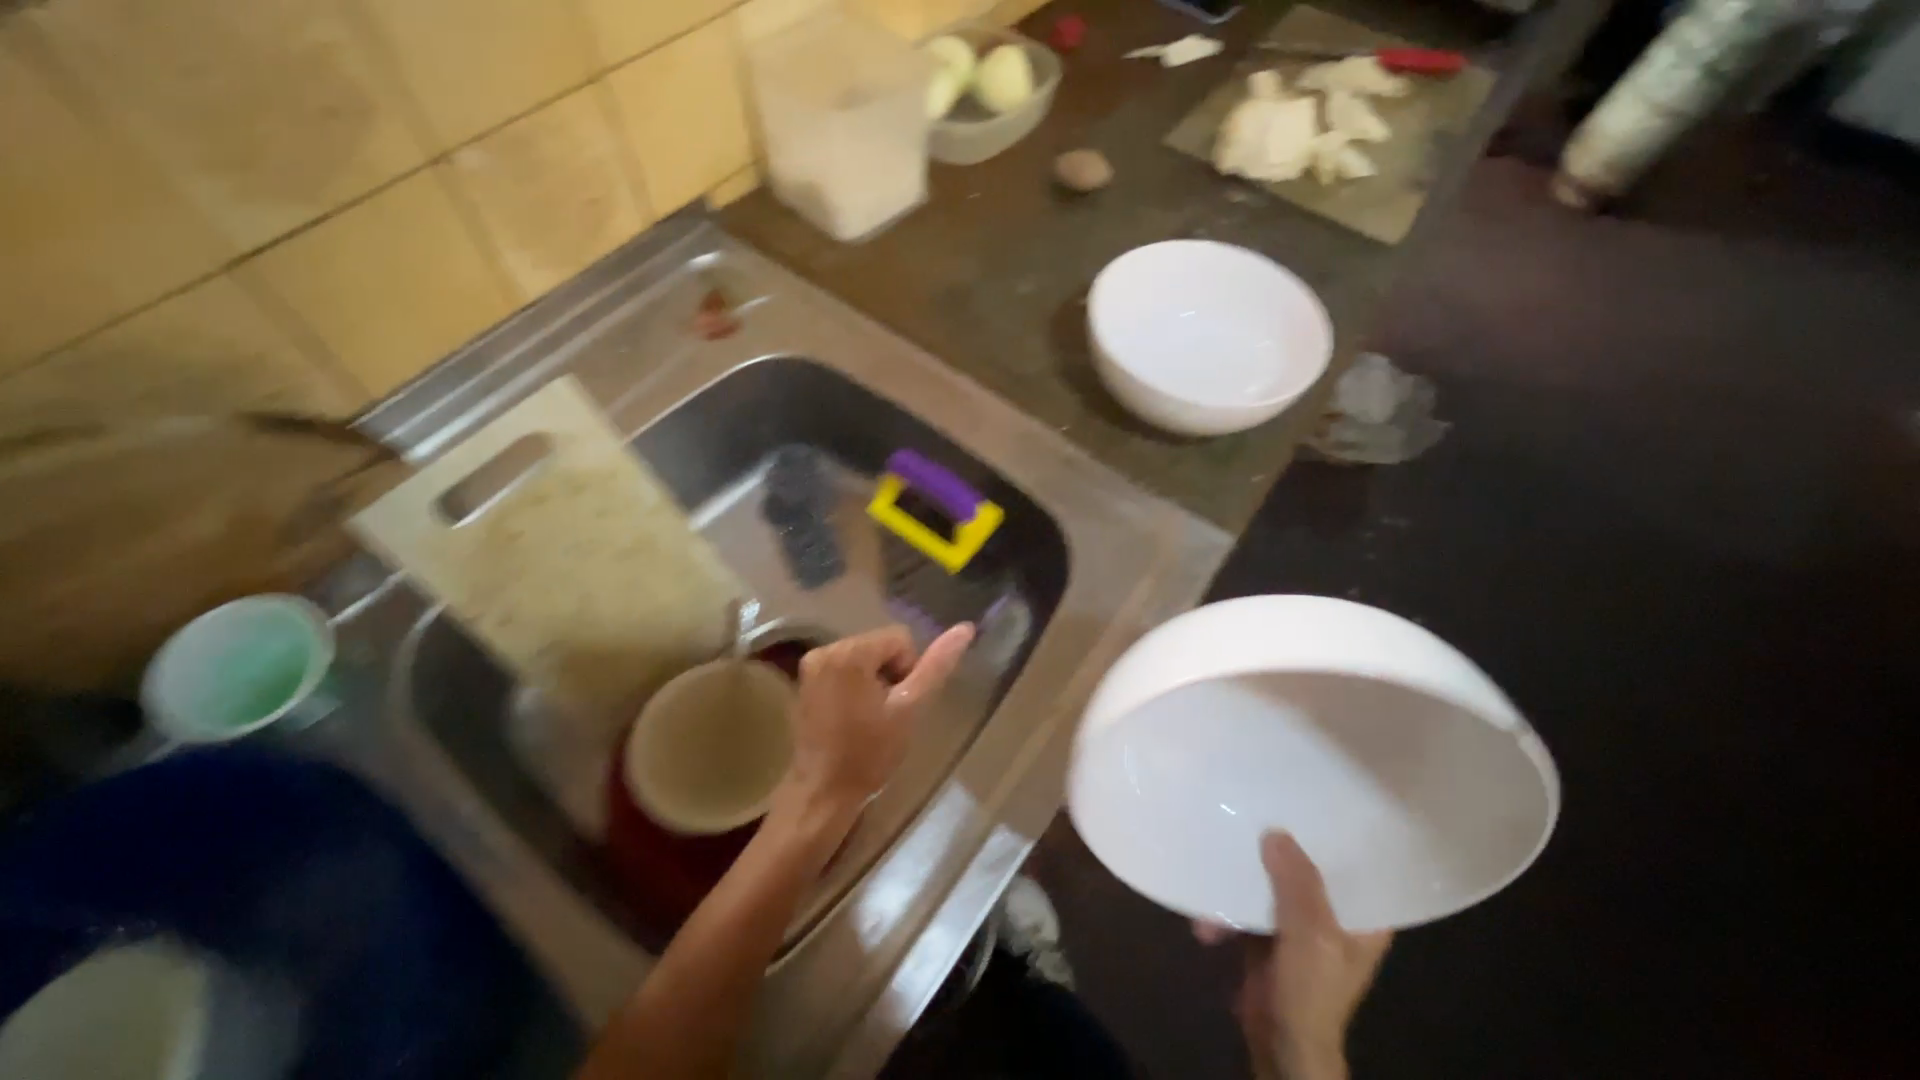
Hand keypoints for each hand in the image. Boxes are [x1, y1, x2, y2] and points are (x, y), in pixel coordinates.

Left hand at [780, 623, 973, 815]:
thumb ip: (936, 666)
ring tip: (871, 717)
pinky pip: (843, 668)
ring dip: (873, 680)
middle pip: (879, 645)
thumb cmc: (870, 753)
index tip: (900, 704)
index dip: (908, 670)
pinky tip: (853, 716)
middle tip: (887, 713)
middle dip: (890, 674)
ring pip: (863, 657)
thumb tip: (965, 628)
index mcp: (850, 652)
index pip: (900, 638)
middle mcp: (825, 649)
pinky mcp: (805, 681)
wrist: (824, 791)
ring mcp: (811, 665)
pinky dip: (854, 685)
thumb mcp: (910, 708)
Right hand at [1197, 832, 1392, 1079]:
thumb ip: (1297, 883)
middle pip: (1306, 870)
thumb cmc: (1311, 991)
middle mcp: (1336, 918)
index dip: (1335, 835)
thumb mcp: (1312, 934)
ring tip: (1212, 885)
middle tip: (1250, 819)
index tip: (1309, 802)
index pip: (1357, 865)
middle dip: (1274, 853)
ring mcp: (1299, 930)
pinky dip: (1224, 915)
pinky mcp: (1267, 940)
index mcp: (1365, 918)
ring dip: (1238, 887)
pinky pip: (1246, 910)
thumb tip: (1275, 832)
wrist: (1280, 1044)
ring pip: (1270, 888)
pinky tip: (1206, 924)